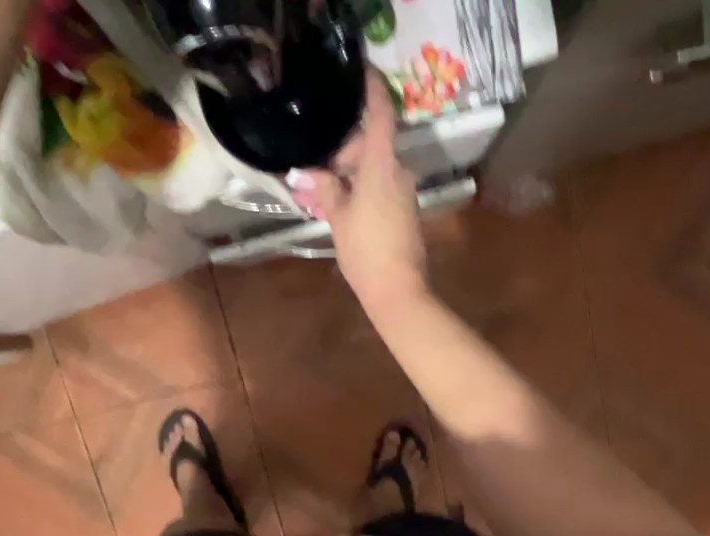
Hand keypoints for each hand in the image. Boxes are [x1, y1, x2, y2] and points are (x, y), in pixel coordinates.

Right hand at [287, 77, 427, 310]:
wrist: (399, 292)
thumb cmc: (367, 251)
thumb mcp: (339, 219)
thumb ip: (324, 190)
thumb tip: (305, 173)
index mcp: (382, 164)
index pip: (380, 113)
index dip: (372, 88)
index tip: (361, 70)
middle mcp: (397, 172)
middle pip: (369, 145)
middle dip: (340, 153)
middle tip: (309, 171)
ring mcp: (403, 194)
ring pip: (371, 170)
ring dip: (345, 177)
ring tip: (314, 195)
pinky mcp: (403, 213)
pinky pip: (377, 190)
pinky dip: (357, 191)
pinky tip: (335, 208)